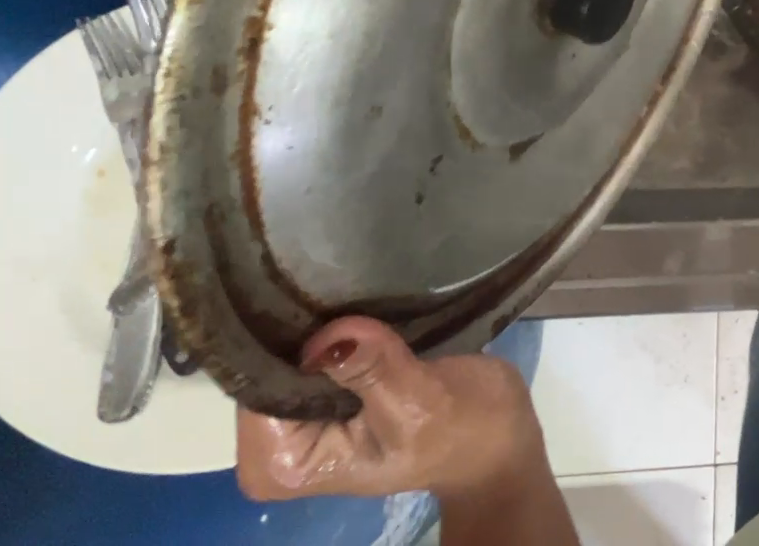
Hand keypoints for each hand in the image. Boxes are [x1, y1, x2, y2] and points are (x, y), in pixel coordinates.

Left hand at [235, 317, 546, 502]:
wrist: (501, 437)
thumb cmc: (465, 428)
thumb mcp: (422, 402)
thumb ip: (374, 370)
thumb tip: (329, 337)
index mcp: (281, 464)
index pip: (257, 389)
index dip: (295, 346)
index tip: (332, 307)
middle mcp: (276, 445)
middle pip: (272, 369)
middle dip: (315, 334)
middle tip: (357, 295)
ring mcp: (303, 421)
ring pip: (298, 356)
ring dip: (333, 328)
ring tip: (368, 300)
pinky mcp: (330, 398)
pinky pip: (322, 354)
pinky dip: (347, 332)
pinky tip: (373, 313)